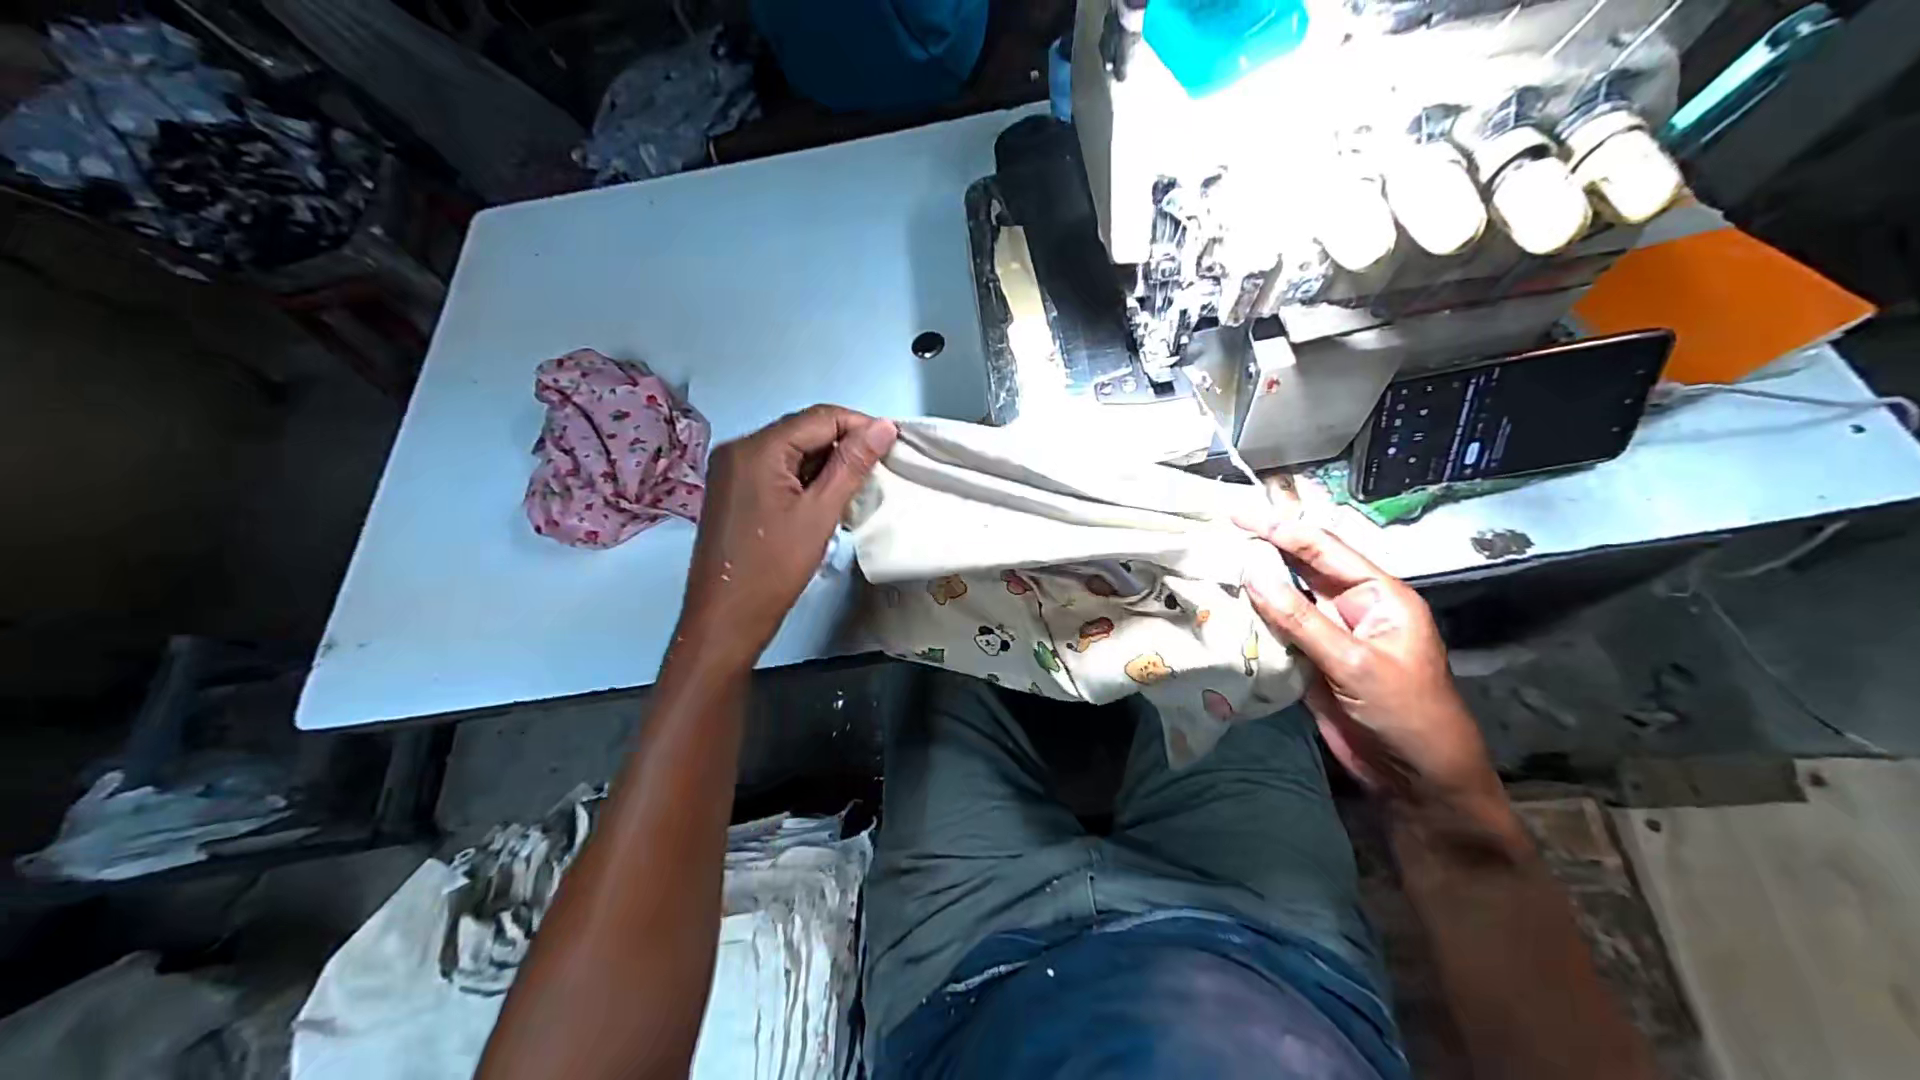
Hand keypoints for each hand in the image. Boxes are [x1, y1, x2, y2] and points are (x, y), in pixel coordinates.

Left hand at [673, 406, 896, 672]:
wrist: (726, 617)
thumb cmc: (774, 568)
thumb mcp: (820, 513)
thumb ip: (852, 465)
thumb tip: (884, 426)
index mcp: (757, 449)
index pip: (819, 417)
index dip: (859, 425)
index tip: (892, 444)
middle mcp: (738, 448)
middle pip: (802, 430)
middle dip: (842, 444)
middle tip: (878, 466)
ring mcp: (730, 469)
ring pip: (789, 450)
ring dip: (824, 462)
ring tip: (857, 484)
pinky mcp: (732, 490)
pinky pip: (775, 469)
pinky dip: (803, 476)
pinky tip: (825, 496)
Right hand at [1237, 517, 1501, 812]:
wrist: (1417, 778)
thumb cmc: (1406, 713)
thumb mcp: (1355, 662)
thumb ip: (1301, 619)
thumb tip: (1251, 574)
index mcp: (1378, 596)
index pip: (1324, 550)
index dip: (1282, 530)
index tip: (1241, 515)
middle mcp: (1351, 609)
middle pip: (1301, 571)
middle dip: (1264, 552)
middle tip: (1219, 534)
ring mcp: (1328, 637)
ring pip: (1285, 602)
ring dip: (1253, 588)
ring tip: (1212, 567)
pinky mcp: (1310, 663)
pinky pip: (1277, 635)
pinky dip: (1252, 623)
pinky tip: (1224, 612)